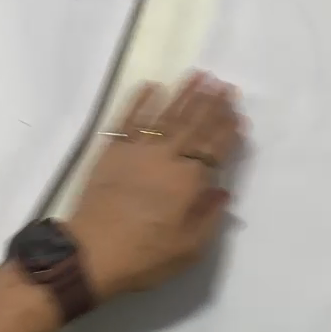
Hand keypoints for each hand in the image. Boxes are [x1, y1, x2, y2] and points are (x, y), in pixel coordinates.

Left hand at [66, 73, 242, 301]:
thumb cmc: (145, 255)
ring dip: (181, 94)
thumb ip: (209, 215)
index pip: (214, 147)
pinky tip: (150, 86)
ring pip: (164, 115)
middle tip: (222, 83)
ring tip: (196, 75)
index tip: (238, 112)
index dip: (227, 129)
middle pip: (192, 124)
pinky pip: (128, 119)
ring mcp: (136, 150)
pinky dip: (139, 101)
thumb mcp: (189, 248)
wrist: (92, 252)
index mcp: (188, 180)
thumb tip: (222, 190)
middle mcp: (166, 157)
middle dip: (210, 103)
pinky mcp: (111, 150)